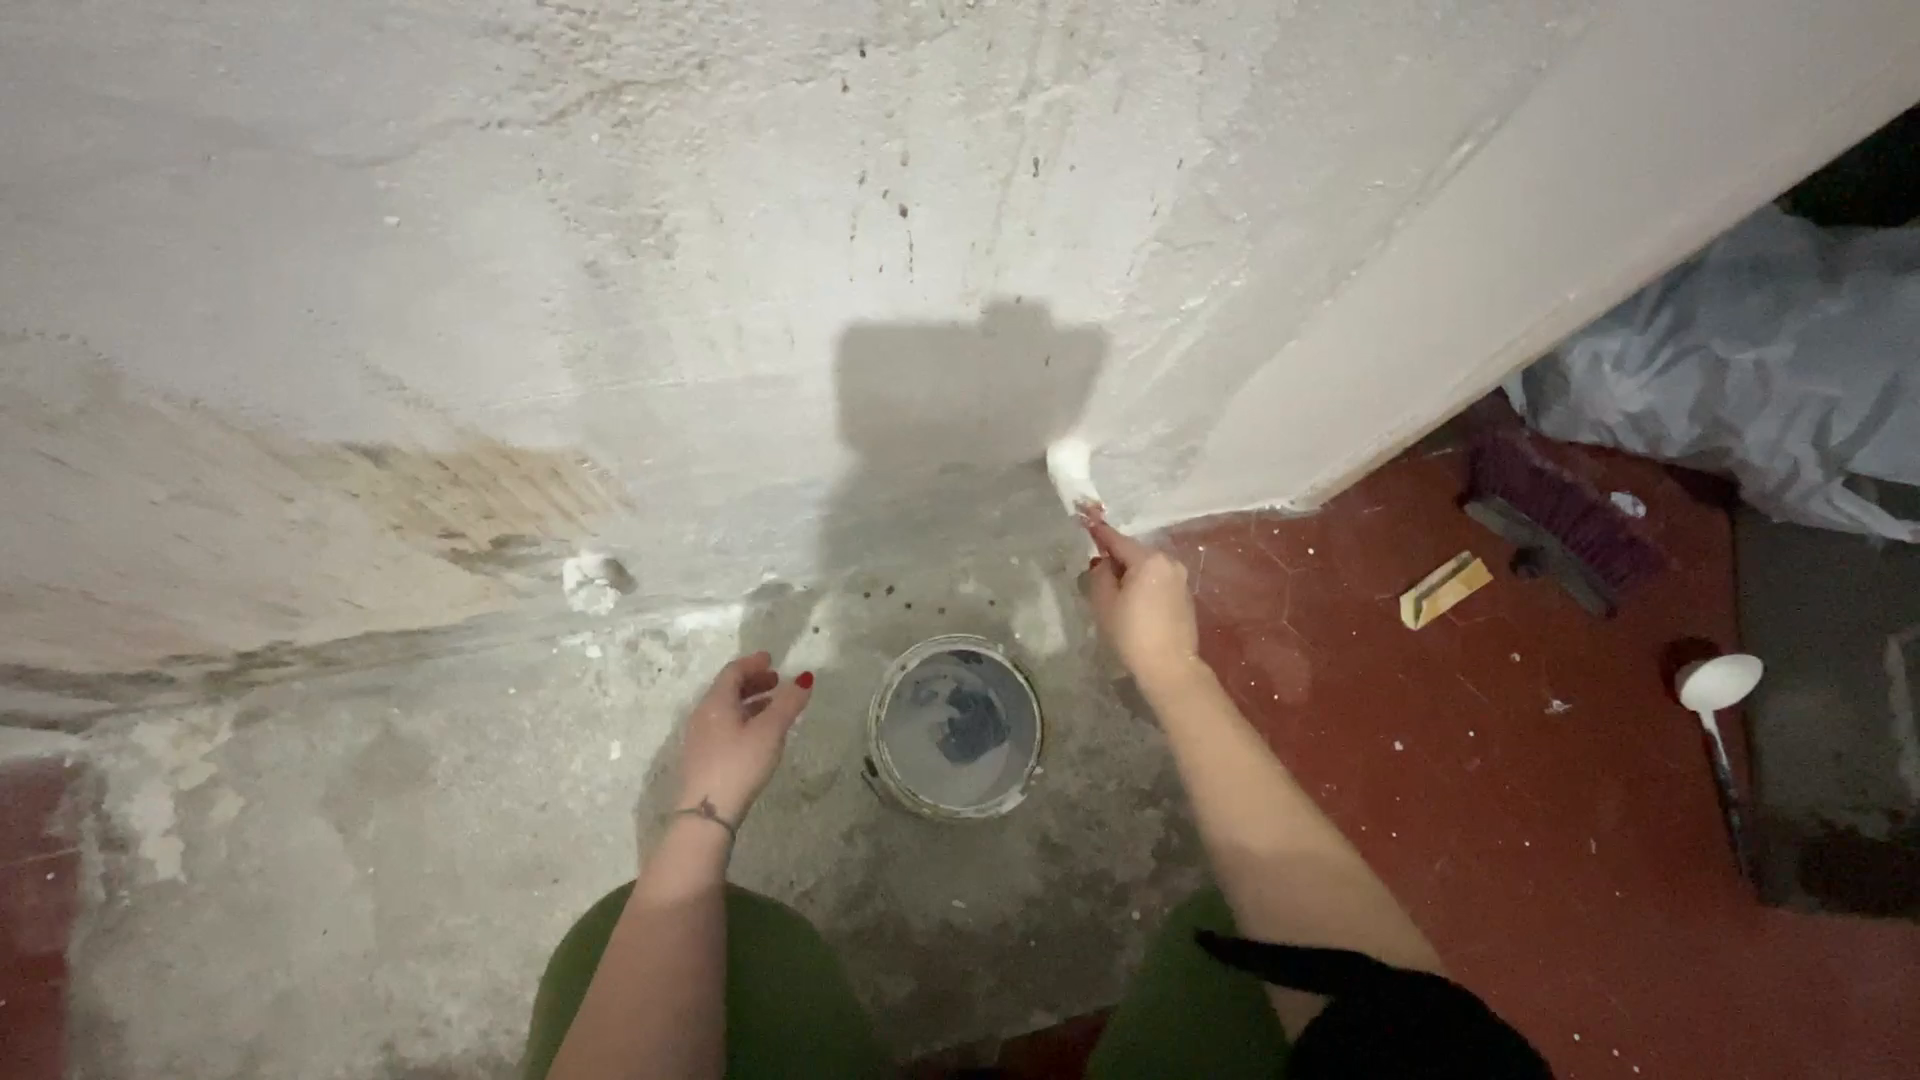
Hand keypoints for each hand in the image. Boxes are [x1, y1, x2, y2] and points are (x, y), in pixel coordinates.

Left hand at [675, 652, 812, 824]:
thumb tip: (805, 678)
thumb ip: (788, 703)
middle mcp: (703, 715)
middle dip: (753, 682)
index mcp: (716, 702)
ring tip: (772, 707)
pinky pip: (723, 726)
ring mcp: (699, 738)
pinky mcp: (702, 758)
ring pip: (726, 709)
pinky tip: (757, 734)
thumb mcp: (770, 731)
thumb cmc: (739, 764)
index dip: (753, 662)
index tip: (771, 659)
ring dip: (749, 702)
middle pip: (727, 689)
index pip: (733, 671)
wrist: (706, 813)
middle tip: (776, 681)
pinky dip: (743, 719)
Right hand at [1084, 519, 1205, 690]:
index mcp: (1148, 560)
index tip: (1087, 522)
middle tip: (1098, 571)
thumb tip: (1103, 563)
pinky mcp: (1185, 596)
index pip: (1118, 540)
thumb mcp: (1104, 602)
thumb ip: (1100, 574)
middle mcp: (1169, 562)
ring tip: (1115, 591)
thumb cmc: (1131, 632)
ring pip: (1148, 567)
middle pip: (1135, 552)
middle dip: (1117, 557)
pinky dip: (1145, 584)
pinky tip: (1135, 602)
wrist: (1169, 666)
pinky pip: (1159, 580)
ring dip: (1131, 572)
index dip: (1100, 533)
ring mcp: (1181, 579)